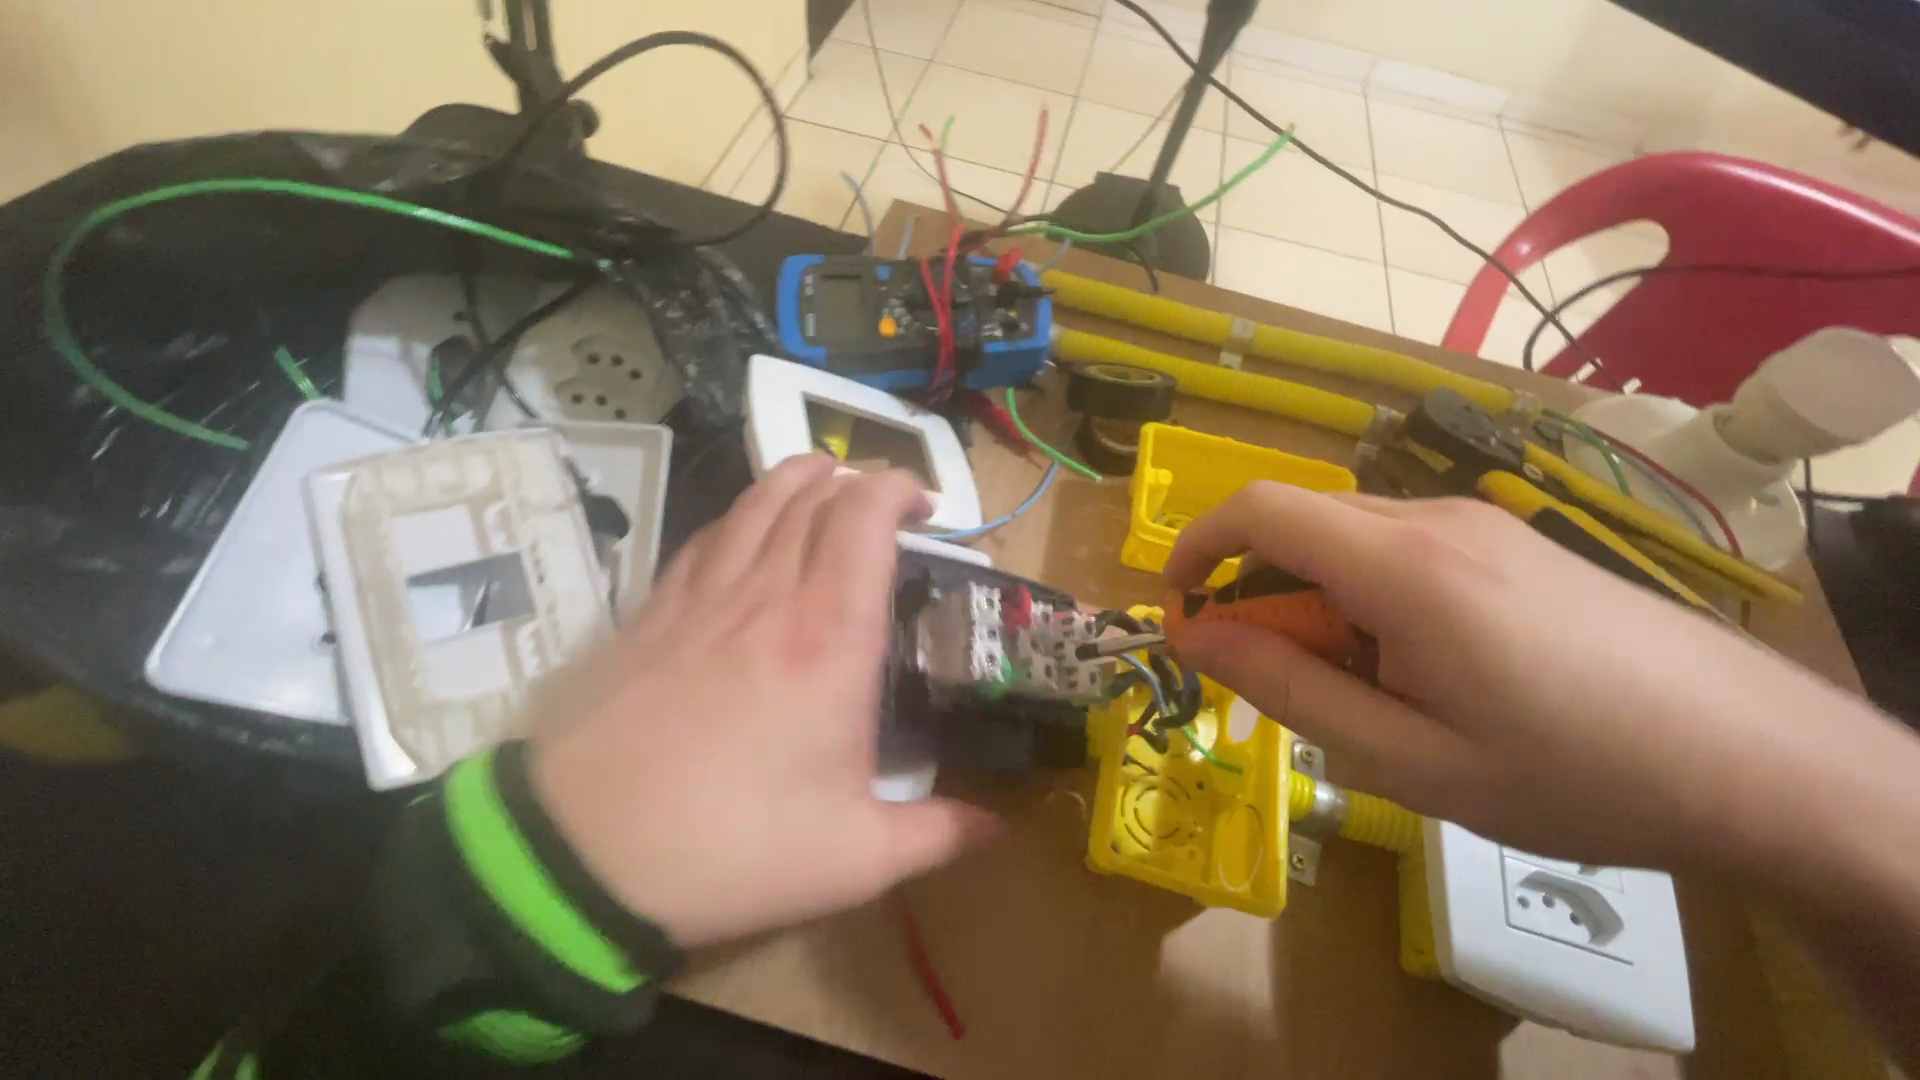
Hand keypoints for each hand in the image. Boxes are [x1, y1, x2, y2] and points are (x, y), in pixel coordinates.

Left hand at [527, 456, 999, 949]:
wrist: (580, 858)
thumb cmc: (733, 848)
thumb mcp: (854, 858)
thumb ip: (937, 834)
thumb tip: (999, 825)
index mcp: (829, 636)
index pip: (866, 515)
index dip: (901, 487)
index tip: (928, 506)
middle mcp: (768, 594)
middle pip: (814, 493)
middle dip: (858, 480)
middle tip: (886, 508)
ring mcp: (701, 596)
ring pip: (755, 500)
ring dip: (799, 480)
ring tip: (824, 487)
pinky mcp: (651, 612)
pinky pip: (706, 537)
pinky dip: (741, 518)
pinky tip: (746, 537)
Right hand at [1163, 483, 1919, 882]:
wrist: (1765, 763)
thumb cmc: (1572, 775)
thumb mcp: (1405, 758)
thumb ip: (1287, 688)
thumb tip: (1194, 636)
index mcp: (1403, 567)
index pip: (1258, 509)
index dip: (1194, 547)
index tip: (1179, 611)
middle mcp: (1434, 520)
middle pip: (1297, 519)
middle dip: (1254, 586)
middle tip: (1271, 675)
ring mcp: (1478, 523)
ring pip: (1345, 533)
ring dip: (1311, 593)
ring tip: (1355, 683)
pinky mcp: (1507, 540)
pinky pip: (1396, 544)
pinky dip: (1360, 590)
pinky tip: (1412, 661)